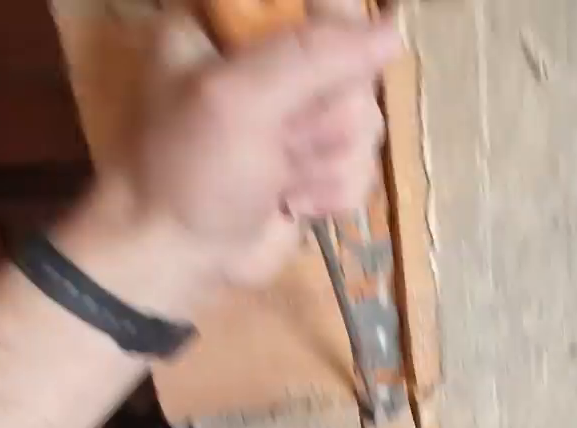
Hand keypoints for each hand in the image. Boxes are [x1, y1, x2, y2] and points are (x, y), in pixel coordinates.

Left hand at [53, 13, 403, 317]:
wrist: (182, 254)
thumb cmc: (191, 170)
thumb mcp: (244, 100)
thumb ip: (314, 58)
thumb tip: (393, 32)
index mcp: (235, 25)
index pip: (325, 11)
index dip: (338, 47)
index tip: (312, 89)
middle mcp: (273, 65)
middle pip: (356, 75)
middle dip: (327, 124)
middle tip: (282, 144)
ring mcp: (299, 120)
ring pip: (365, 129)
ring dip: (328, 165)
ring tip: (283, 180)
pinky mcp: (318, 167)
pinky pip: (363, 170)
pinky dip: (334, 194)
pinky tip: (295, 202)